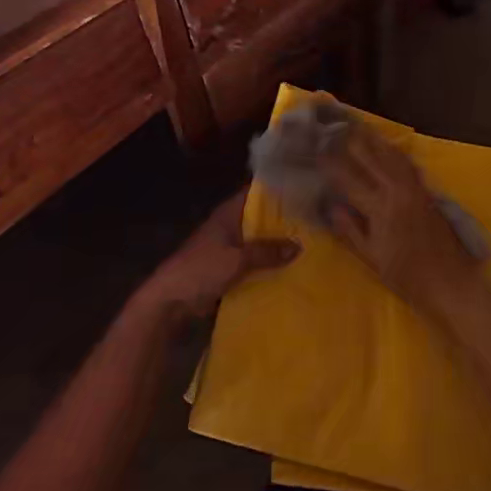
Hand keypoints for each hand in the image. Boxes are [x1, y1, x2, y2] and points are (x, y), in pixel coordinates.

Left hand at [131, 190, 299, 318]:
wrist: (173, 299)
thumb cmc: (201, 269)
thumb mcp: (236, 259)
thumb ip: (266, 251)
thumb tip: (299, 245)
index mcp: (227, 214)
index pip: (254, 194)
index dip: (275, 190)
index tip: (303, 190)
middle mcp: (230, 226)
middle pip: (260, 219)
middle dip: (283, 222)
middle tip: (317, 223)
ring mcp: (229, 248)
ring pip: (259, 242)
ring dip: (277, 246)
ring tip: (313, 247)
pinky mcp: (229, 268)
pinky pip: (254, 263)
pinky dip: (269, 265)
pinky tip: (293, 271)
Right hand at [325, 126, 482, 304]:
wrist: (453, 286)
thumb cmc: (407, 277)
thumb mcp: (372, 258)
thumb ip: (350, 229)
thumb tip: (331, 205)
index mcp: (380, 208)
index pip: (347, 179)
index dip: (329, 163)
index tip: (314, 150)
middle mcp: (397, 191)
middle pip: (370, 159)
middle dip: (350, 141)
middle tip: (333, 127)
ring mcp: (415, 190)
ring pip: (391, 156)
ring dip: (374, 140)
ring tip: (359, 126)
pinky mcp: (427, 193)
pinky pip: (408, 165)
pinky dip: (396, 152)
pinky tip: (389, 147)